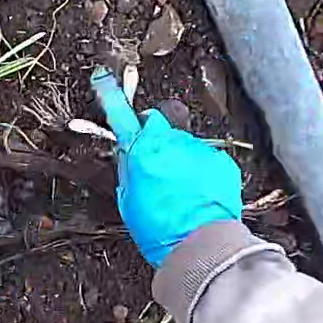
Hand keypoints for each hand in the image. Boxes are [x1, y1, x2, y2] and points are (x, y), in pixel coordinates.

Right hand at [92, 68, 242, 265]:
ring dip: (180, 157)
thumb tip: (126, 151)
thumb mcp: (129, 200)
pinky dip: (202, 170)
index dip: (110, 96)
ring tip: (181, 191)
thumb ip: (127, 170)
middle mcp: (170, 142)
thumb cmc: (159, 229)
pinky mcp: (221, 160)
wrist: (201, 245)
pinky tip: (199, 194)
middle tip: (155, 165)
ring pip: (184, 144)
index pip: (121, 116)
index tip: (102, 76)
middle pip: (158, 125)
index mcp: (142, 152)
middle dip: (155, 137)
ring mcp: (198, 149)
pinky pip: (206, 158)